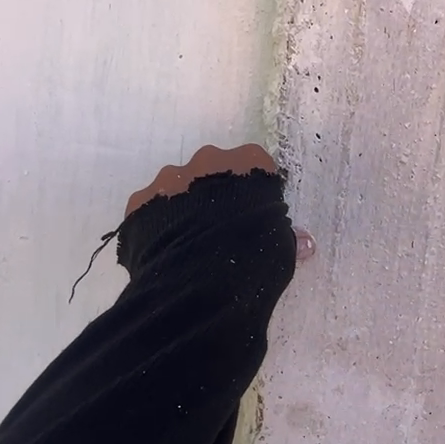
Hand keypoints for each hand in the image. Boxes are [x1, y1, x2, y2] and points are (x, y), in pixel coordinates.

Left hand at [125, 144, 313, 259]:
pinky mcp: (139, 202)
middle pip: (214, 170)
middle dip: (216, 194)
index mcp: (249, 162)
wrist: (198, 283)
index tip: (255, 213)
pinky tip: (166, 252)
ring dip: (184, 208)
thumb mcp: (282, 249)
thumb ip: (289, 237)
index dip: (255, 190)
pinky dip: (157, 226)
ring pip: (180, 187)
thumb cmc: (253, 258)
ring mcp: (170, 178)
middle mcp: (208, 159)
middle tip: (220, 228)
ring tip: (189, 244)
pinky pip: (151, 210)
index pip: (256, 166)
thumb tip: (305, 242)